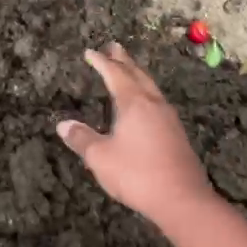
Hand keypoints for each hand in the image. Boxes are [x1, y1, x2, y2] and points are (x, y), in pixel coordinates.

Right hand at [57, 43, 215, 226]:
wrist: (182, 199)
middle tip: (114, 47)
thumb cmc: (137, 174)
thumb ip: (82, 139)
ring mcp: (168, 118)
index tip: (90, 52)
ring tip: (129, 69)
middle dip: (123, 60)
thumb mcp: (100, 158)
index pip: (114, 74)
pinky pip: (157, 101)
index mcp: (134, 103)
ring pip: (150, 86)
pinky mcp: (176, 133)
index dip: (101, 62)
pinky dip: (146, 91)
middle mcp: (153, 104)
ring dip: (137, 74)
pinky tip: (146, 103)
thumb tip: (63, 124)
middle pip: (137, 74)